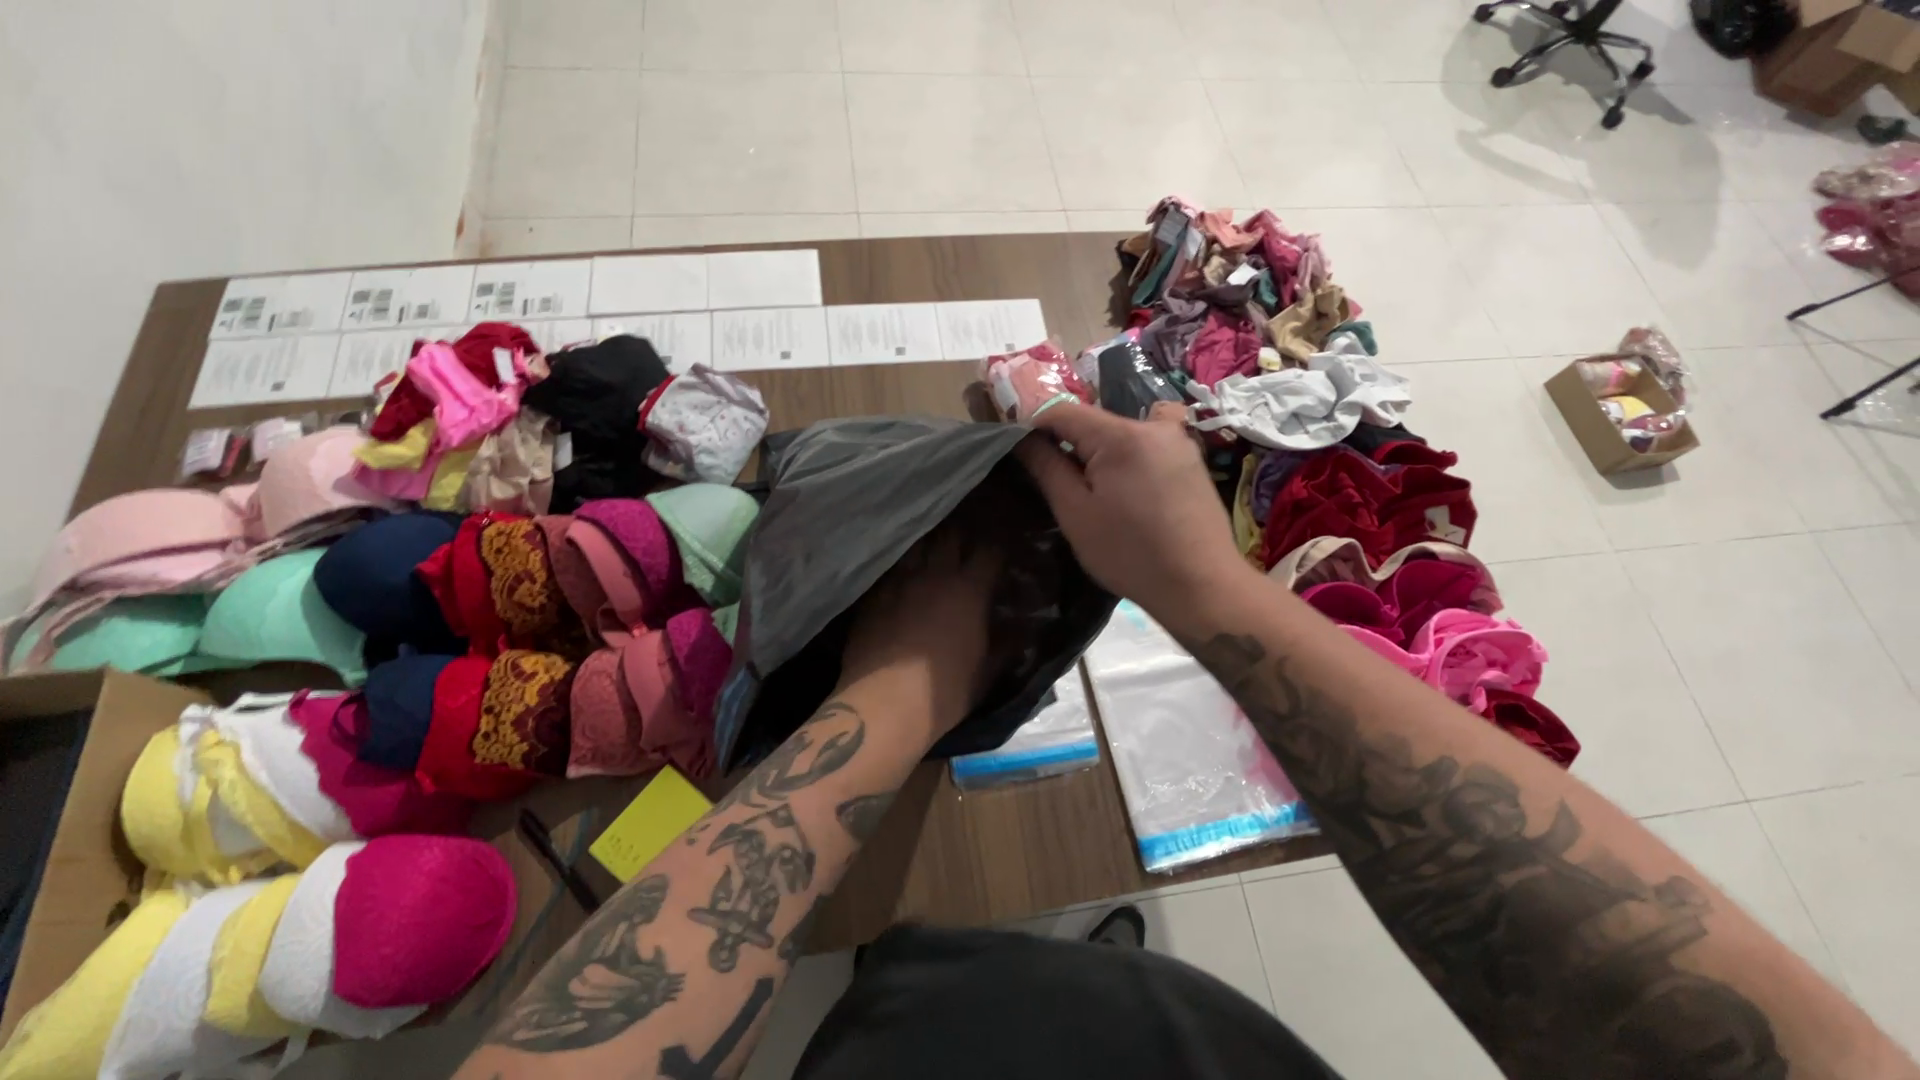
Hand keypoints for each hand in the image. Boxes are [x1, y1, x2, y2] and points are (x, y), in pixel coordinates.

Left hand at [838, 533, 998, 735]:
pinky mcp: (872, 596)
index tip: (1003, 550)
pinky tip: (901, 580)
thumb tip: (1022, 631)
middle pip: (950, 536)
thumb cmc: (945, 693)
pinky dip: (900, 570)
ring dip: (928, 547)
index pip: (990, 551)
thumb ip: (1005, 646)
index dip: (999, 546)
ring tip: (933, 552)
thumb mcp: (985, 673)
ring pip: (916, 547)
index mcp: (969, 590)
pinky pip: (889, 571)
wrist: (883, 705)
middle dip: (962, 536)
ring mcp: (899, 582)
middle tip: (968, 544)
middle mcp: (934, 575)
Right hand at [1016, 402, 1249, 621]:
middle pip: (1095, 422)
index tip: (1020, 454)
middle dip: (1071, 445)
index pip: (1063, 412)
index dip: (1034, 427)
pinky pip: (1149, 446)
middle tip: (1057, 485)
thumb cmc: (1130, 554)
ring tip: (1095, 493)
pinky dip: (1130, 459)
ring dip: (1101, 453)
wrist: (1201, 585)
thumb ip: (1047, 468)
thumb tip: (1021, 438)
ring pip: (1122, 433)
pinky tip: (1130, 494)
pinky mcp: (1192, 461)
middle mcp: (1154, 425)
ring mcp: (1179, 441)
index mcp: (1121, 435)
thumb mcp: (1076, 514)